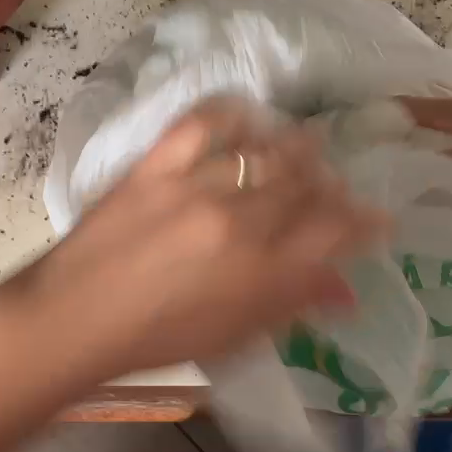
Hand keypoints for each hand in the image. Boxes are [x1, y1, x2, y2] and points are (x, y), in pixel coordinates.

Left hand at [19, 99, 388, 379]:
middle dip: (332, 185)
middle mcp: (237, 221)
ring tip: (307, 147)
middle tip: (336, 186)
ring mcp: (195, 187)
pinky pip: (203, 123)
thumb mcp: (234, 338)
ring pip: (264, 154)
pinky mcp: (157, 165)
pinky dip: (233, 113)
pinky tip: (250, 115)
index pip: (332, 232)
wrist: (75, 315)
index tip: (376, 218)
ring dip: (295, 148)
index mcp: (260, 271)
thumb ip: (293, 306)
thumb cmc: (157, 338)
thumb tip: (347, 290)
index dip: (363, 222)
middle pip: (303, 187)